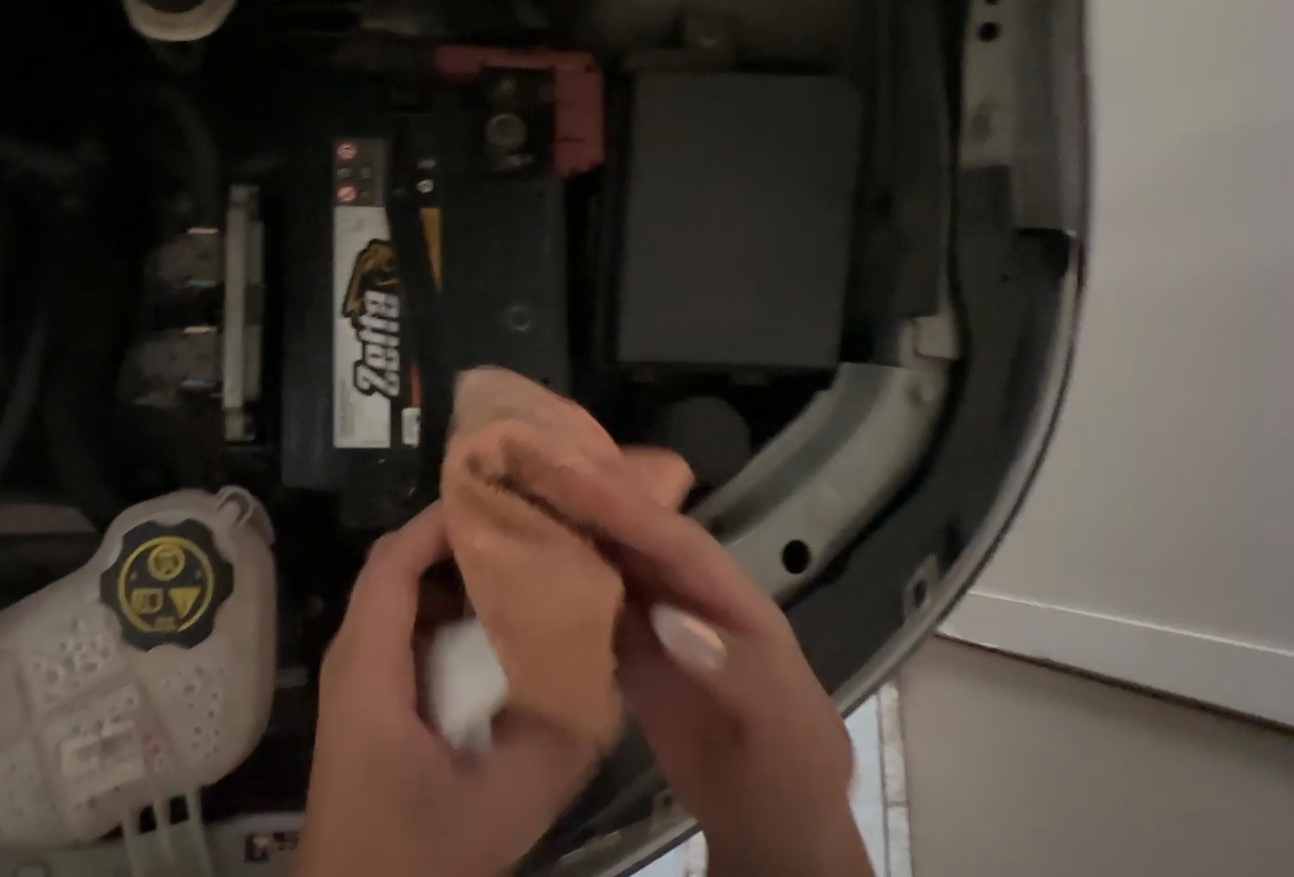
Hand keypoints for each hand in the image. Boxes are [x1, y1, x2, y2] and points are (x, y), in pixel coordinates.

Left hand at [297, 506, 599, 876]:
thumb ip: (556, 740)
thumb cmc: (412, 856)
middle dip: (457, 538)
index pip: (395, 562)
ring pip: (402, 596)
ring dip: (456, 572)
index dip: (441, 521)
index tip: (502, 498)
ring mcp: (361, 676)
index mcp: (369, 665)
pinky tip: (499, 623)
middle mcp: (355, 655)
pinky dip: (449, 610)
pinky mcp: (373, 697)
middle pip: (397, 567)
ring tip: (522, 559)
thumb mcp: (499, 805)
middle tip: (527, 524)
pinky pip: (408, 629)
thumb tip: (603, 673)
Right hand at [518, 448, 872, 876]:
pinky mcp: (626, 648)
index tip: (568, 474)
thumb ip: (737, 673)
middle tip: (521, 462)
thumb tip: (668, 620)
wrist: (768, 831)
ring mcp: (653, 620)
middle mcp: (686, 595)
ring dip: (560, 528)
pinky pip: (585, 602)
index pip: (673, 540)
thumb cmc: (788, 779)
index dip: (624, 504)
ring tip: (505, 496)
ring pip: (604, 559)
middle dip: (583, 497)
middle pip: (632, 535)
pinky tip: (511, 565)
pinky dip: (552, 579)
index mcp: (731, 600)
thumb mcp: (785, 733)